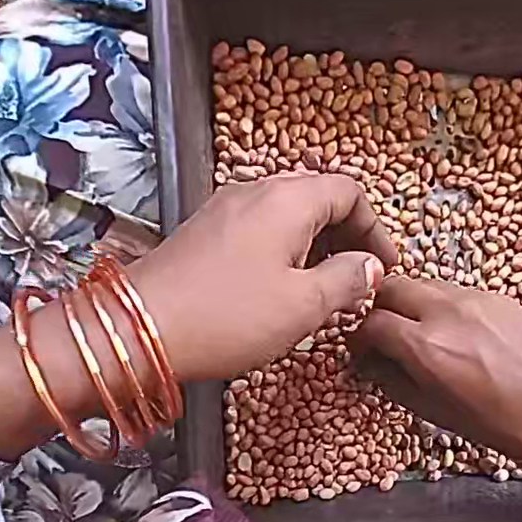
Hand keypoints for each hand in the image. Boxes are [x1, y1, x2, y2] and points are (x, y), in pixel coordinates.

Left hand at [129, 174, 397, 381]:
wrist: (137, 329)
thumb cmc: (226, 318)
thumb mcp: (302, 305)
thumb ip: (346, 280)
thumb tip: (368, 266)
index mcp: (286, 200)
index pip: (348, 191)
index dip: (374, 229)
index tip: (383, 267)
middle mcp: (254, 192)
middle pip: (317, 198)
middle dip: (347, 236)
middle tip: (359, 279)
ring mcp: (224, 210)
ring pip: (287, 215)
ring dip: (315, 246)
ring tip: (325, 289)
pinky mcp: (205, 233)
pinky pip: (259, 230)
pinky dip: (284, 251)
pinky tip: (282, 288)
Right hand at [353, 276, 521, 521]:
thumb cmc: (502, 424)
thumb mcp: (435, 411)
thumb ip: (393, 380)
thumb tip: (368, 362)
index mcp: (427, 346)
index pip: (371, 323)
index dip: (357, 336)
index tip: (359, 347)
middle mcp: (446, 311)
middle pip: (390, 287)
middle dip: (376, 306)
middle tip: (379, 330)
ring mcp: (474, 298)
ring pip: (421, 283)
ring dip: (407, 301)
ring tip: (414, 329)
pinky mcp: (496, 295)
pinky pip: (452, 289)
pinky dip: (437, 303)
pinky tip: (448, 329)